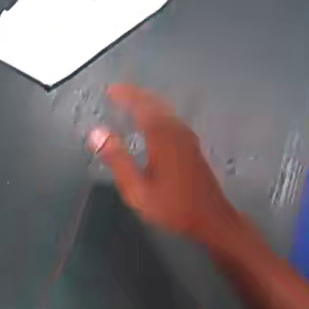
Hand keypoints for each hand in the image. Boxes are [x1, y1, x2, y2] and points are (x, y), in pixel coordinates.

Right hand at [89, 84, 249, 253]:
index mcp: (162, 137)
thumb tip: (97, 133)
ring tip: (132, 102)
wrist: (211, 218)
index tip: (111, 90)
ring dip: (148, 103)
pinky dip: (159, 113)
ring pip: (166, 111)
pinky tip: (155, 122)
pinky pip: (172, 120)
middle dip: (136, 95)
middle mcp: (176, 132)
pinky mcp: (193, 147)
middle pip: (155, 104)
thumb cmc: (172, 208)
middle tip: (119, 91)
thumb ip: (118, 160)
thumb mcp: (137, 189)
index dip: (125, 95)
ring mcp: (188, 138)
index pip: (141, 106)